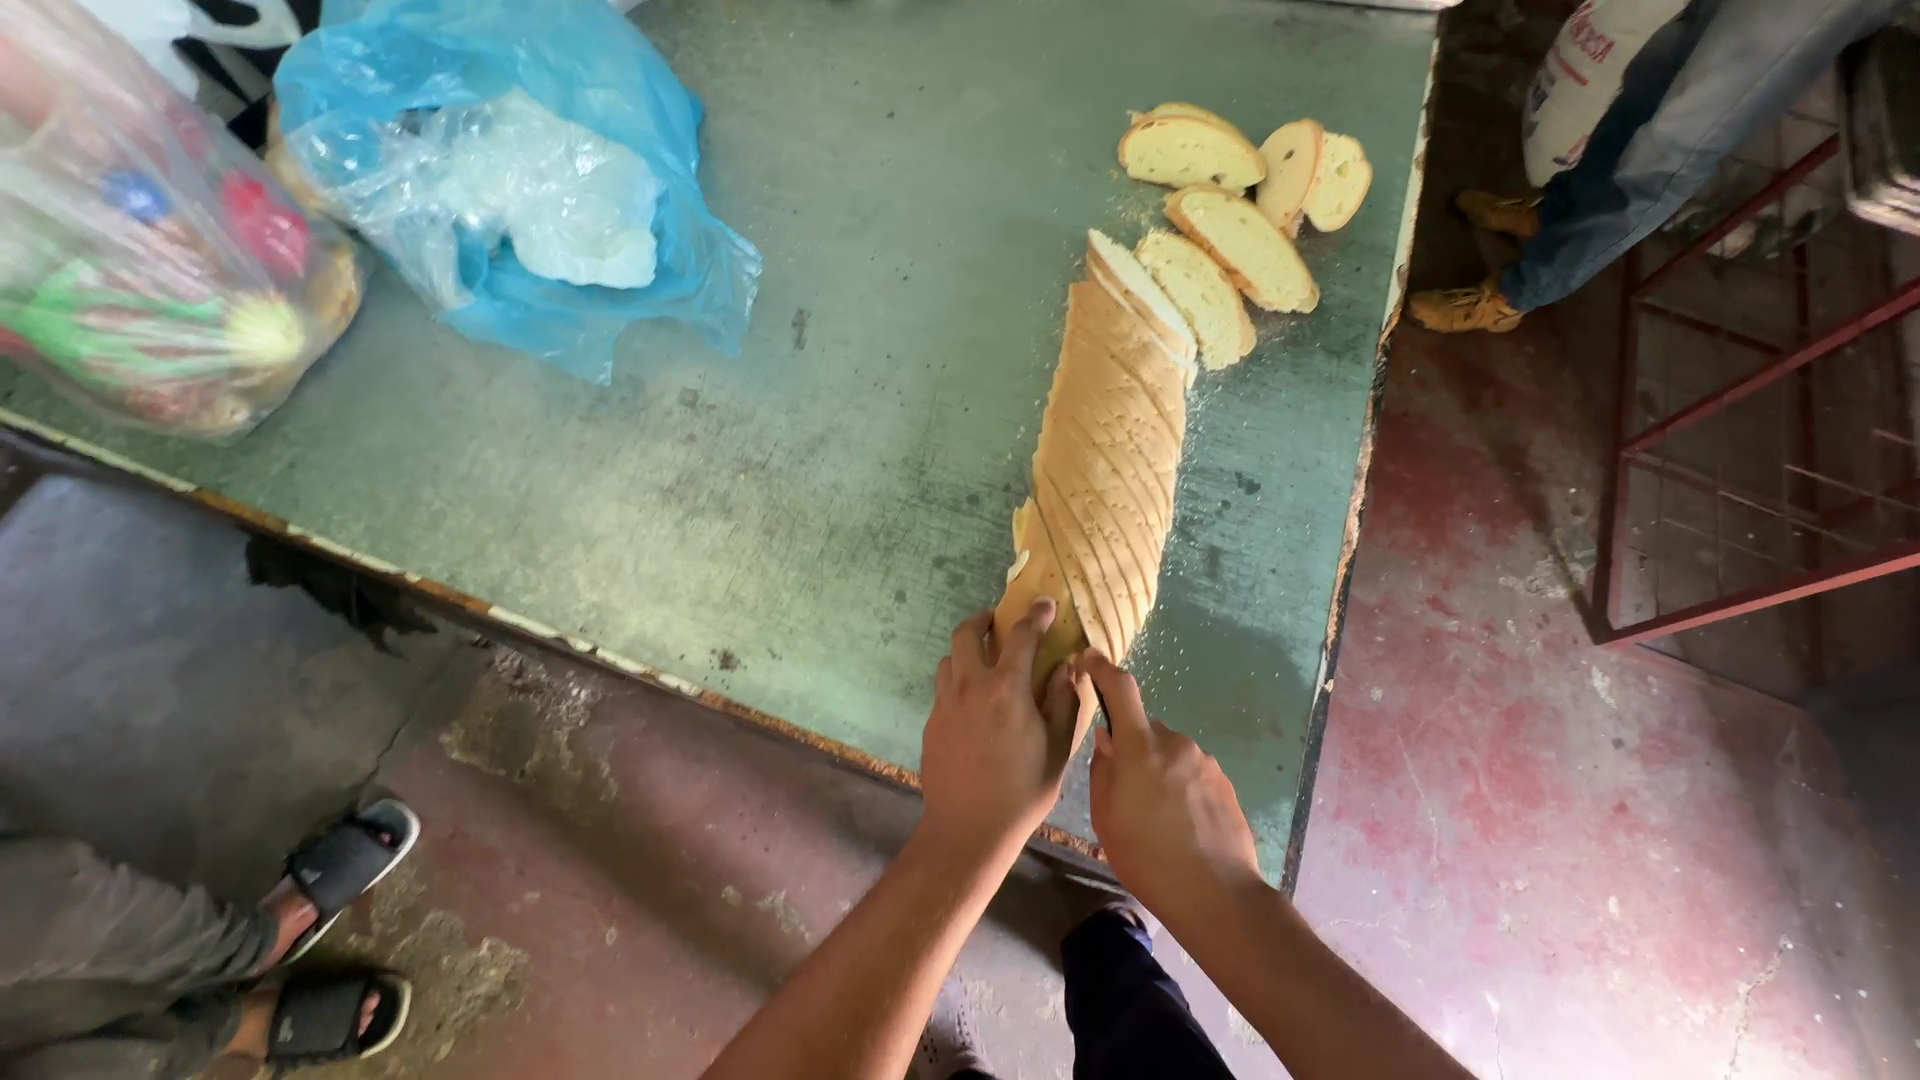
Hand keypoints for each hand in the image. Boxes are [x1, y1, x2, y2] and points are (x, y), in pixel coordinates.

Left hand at [919, 599, 1090, 851]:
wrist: (968, 828)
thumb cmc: (1022, 792)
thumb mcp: (1057, 748)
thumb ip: (1062, 702)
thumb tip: (1064, 669)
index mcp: (1007, 689)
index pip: (1021, 635)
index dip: (1035, 615)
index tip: (1045, 605)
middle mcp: (971, 686)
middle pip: (967, 633)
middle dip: (984, 619)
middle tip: (998, 621)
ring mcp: (946, 703)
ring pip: (950, 658)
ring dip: (967, 650)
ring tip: (984, 661)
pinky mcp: (932, 722)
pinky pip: (943, 687)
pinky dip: (958, 680)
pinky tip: (973, 702)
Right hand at [1085, 650, 1265, 926]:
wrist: (1217, 894)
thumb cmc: (1147, 857)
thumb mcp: (1106, 816)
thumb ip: (1104, 769)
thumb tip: (1109, 740)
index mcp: (1141, 747)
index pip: (1121, 689)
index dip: (1102, 668)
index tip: (1089, 657)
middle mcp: (1176, 743)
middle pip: (1146, 730)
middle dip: (1133, 748)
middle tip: (1125, 790)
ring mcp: (1205, 762)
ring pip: (1169, 753)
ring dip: (1157, 770)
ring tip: (1156, 817)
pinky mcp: (1224, 783)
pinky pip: (1191, 772)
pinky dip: (1180, 787)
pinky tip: (1180, 824)